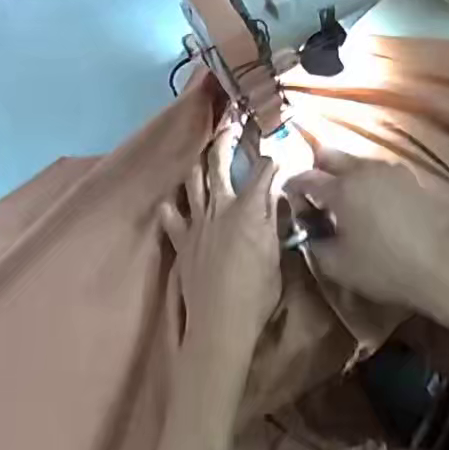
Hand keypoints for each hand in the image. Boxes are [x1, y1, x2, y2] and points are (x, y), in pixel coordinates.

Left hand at [161, 120, 279, 359]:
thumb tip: (276, 194)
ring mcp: (197, 223)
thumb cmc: (257, 292)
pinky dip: (172, 206)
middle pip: (219, 163)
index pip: (262, 170)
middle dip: (225, 140)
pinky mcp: (182, 242)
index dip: (270, 160)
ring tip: (202, 152)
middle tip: (230, 124)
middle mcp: (220, 206)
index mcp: (249, 207)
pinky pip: (172, 217)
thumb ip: (274, 218)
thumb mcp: (276, 252)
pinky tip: (172, 201)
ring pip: (193, 182)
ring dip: (198, 164)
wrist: (219, 325)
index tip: (274, 156)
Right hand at [284, 154, 448, 328]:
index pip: (306, 178)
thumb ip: (314, 243)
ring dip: (345, 174)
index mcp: (341, 188)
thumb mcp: (337, 265)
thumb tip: (306, 230)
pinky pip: (379, 171)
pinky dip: (368, 180)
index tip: (289, 195)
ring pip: (357, 161)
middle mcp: (363, 169)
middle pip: (331, 156)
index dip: (293, 186)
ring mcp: (389, 169)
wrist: (440, 266)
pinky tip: (373, 202)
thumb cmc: (382, 267)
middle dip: (318, 169)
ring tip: (345, 199)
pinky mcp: (409, 176)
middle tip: (315, 193)